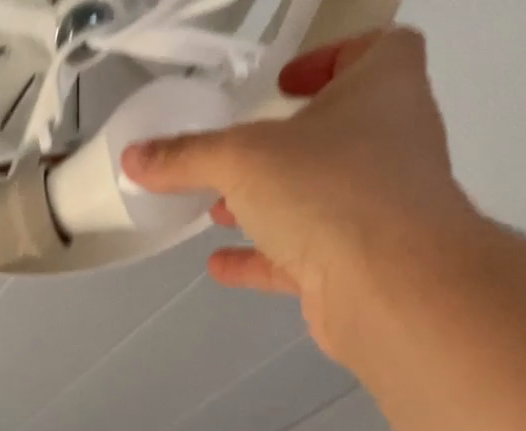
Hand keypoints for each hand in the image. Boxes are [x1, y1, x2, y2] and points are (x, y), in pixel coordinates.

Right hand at [120, 28, 481, 356]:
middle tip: (232, 155)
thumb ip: (186, 157)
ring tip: (215, 209)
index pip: (375, 52)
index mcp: (384, 90)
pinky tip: (220, 263)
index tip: (280, 86)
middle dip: (282, 145)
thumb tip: (134, 157)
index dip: (330, 59)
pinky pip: (302, 252)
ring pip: (318, 195)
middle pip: (336, 131)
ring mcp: (378, 206)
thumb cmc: (330, 189)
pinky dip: (262, 256)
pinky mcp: (358, 261)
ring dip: (268, 202)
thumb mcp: (242, 159)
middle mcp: (391, 142)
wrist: (390, 283)